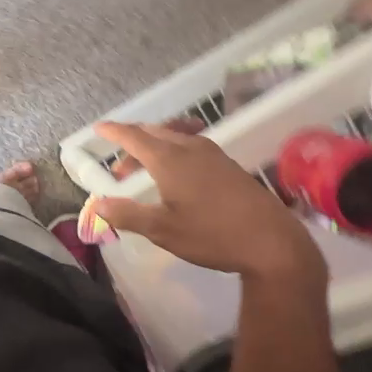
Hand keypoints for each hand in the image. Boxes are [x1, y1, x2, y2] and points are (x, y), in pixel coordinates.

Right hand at [93, 122, 324, 285]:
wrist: (273, 243)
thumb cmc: (212, 235)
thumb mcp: (163, 230)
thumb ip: (128, 215)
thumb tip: (98, 204)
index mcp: (169, 159)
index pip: (134, 136)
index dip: (114, 132)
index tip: (99, 128)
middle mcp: (190, 149)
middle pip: (154, 133)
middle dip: (132, 144)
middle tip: (119, 170)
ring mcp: (213, 155)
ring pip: (174, 138)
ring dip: (154, 149)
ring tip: (146, 173)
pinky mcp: (228, 165)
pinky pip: (191, 146)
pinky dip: (173, 152)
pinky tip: (177, 176)